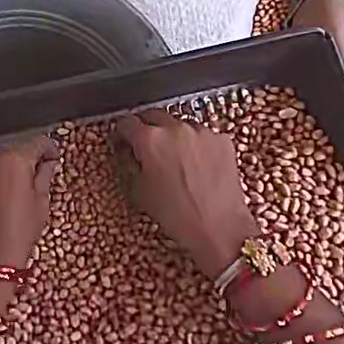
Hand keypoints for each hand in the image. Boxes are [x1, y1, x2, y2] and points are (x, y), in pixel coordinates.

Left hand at [0, 136, 58, 268]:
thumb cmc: (17, 235)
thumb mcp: (41, 205)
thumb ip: (44, 177)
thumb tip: (47, 165)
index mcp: (14, 160)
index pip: (37, 142)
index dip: (49, 148)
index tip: (54, 156)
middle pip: (13, 151)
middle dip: (26, 160)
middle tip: (39, 176)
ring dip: (7, 172)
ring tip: (18, 193)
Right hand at [114, 110, 259, 277]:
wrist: (219, 227)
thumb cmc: (178, 215)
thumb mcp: (140, 192)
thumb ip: (130, 164)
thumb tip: (127, 152)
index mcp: (150, 140)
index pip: (127, 123)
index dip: (121, 132)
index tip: (122, 139)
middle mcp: (176, 128)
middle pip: (153, 116)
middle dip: (146, 128)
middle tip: (145, 147)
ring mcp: (201, 131)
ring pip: (179, 125)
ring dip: (173, 136)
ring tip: (174, 160)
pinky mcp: (221, 139)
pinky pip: (202, 136)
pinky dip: (196, 145)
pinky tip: (196, 166)